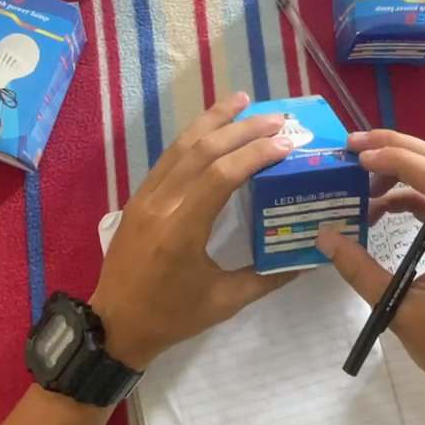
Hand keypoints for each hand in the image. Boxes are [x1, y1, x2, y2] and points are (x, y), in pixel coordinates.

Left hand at [90, 93, 299, 368]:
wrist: (115, 324)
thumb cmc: (171, 317)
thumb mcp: (225, 302)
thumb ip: (267, 277)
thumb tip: (308, 258)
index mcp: (181, 231)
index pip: (220, 177)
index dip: (254, 154)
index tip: (285, 143)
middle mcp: (160, 205)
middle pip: (202, 152)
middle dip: (241, 129)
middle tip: (276, 117)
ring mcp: (144, 198)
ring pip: (180, 147)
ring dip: (212, 121)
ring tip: (241, 100)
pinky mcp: (138, 199)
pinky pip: (167, 159)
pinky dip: (191, 138)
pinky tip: (209, 128)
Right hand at [314, 130, 424, 409]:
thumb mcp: (397, 312)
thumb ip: (360, 270)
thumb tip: (324, 237)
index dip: (400, 161)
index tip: (360, 158)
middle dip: (400, 149)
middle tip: (354, 147)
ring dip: (405, 168)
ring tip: (362, 177)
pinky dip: (413, 193)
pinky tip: (382, 207)